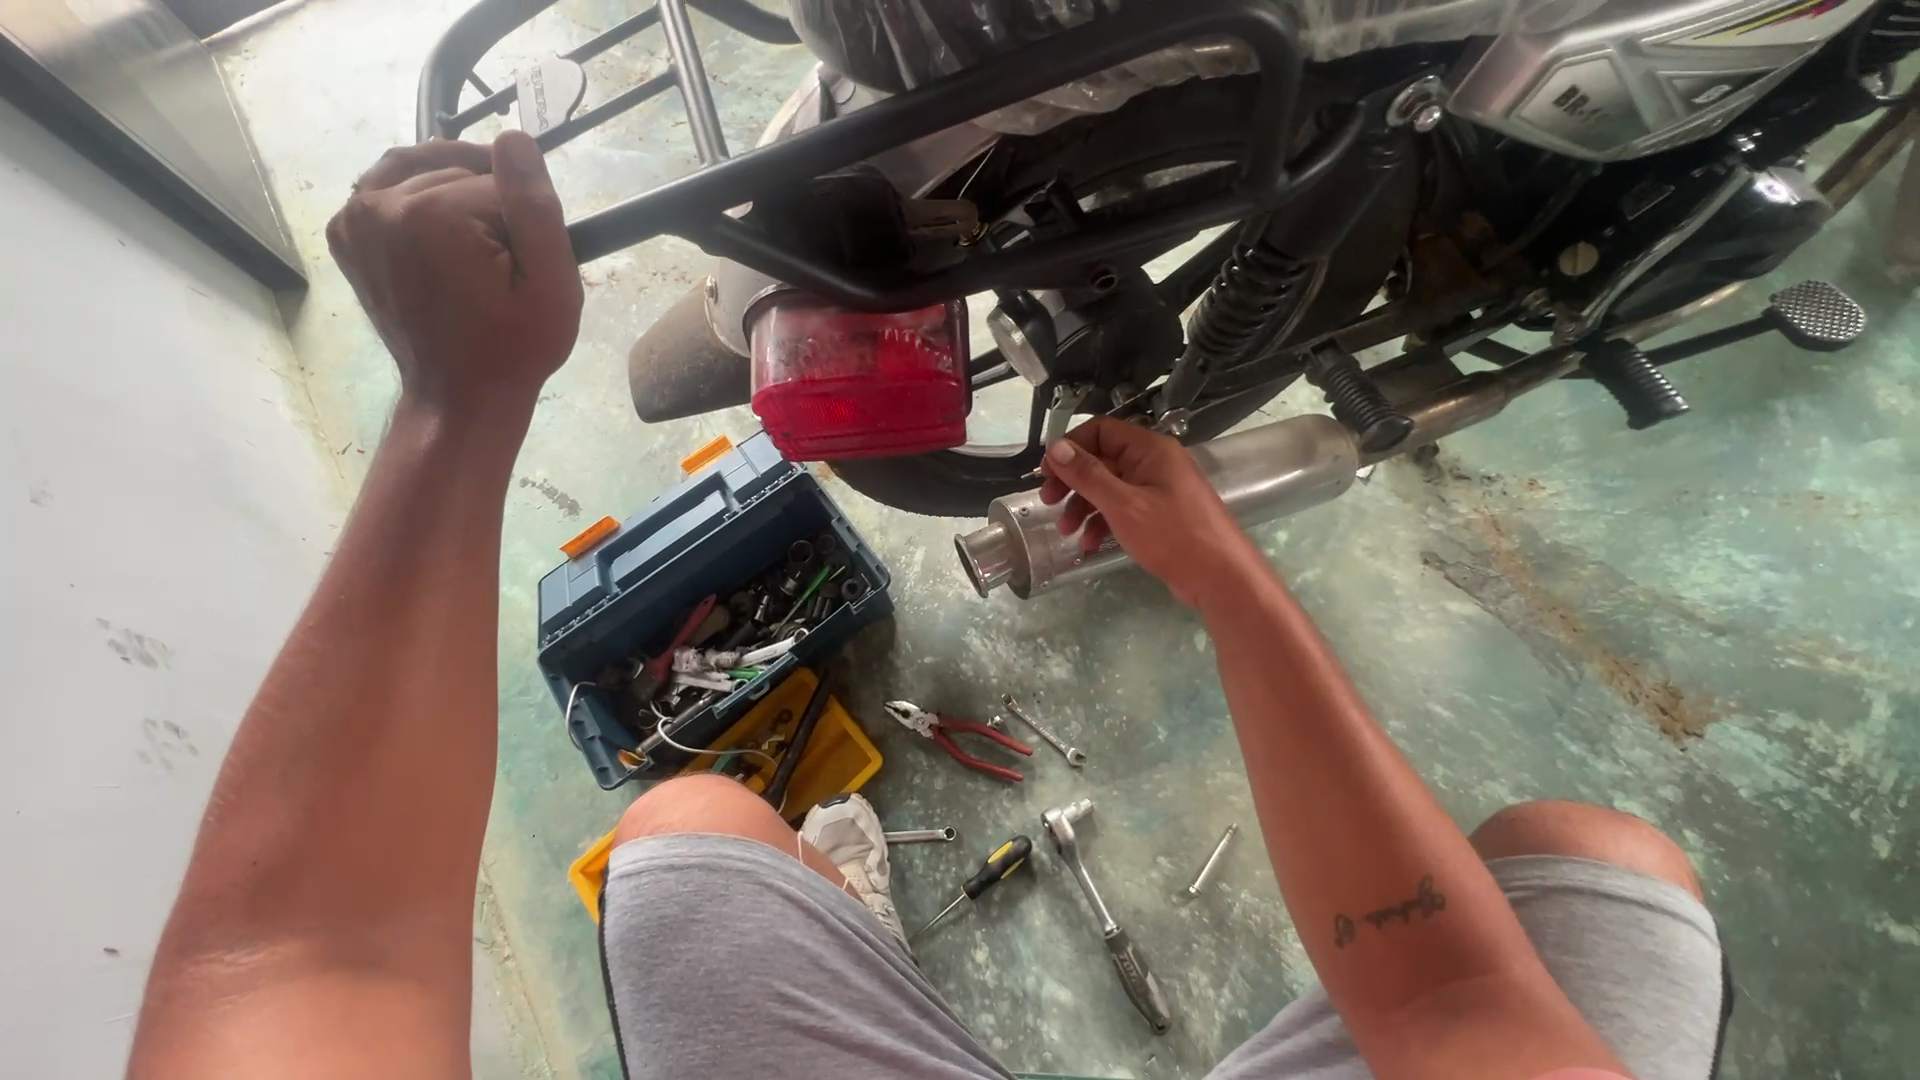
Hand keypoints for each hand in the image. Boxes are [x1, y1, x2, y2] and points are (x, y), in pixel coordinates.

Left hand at [327, 133, 583, 415]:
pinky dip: (419, 202)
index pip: (501, 184)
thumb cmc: (517, 348)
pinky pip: (388, 190)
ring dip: (456, 197)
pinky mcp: (346, 234)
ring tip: (481, 247)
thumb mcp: (552, 286)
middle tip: (508, 268)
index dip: (527, 223)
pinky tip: (442, 241)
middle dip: (491, 209)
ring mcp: (355, 217)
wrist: (460, 395)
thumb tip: (515, 139)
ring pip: (423, 173)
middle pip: (460, 175)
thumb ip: (535, 207)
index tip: (530, 269)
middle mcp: (380, 202)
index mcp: (433, 213)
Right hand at [1039, 416, 1270, 607]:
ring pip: (1109, 488)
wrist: (1220, 577)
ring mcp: (1159, 490)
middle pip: (1102, 460)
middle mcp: (1155, 463)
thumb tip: (1056, 447)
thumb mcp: (1123, 504)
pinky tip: (1090, 544)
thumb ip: (1088, 475)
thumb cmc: (1174, 536)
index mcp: (1150, 450)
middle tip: (1047, 502)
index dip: (1070, 448)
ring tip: (1066, 532)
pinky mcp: (1160, 515)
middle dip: (1072, 482)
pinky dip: (1103, 523)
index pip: (1100, 431)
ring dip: (1083, 507)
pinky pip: (1123, 509)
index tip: (1046, 473)